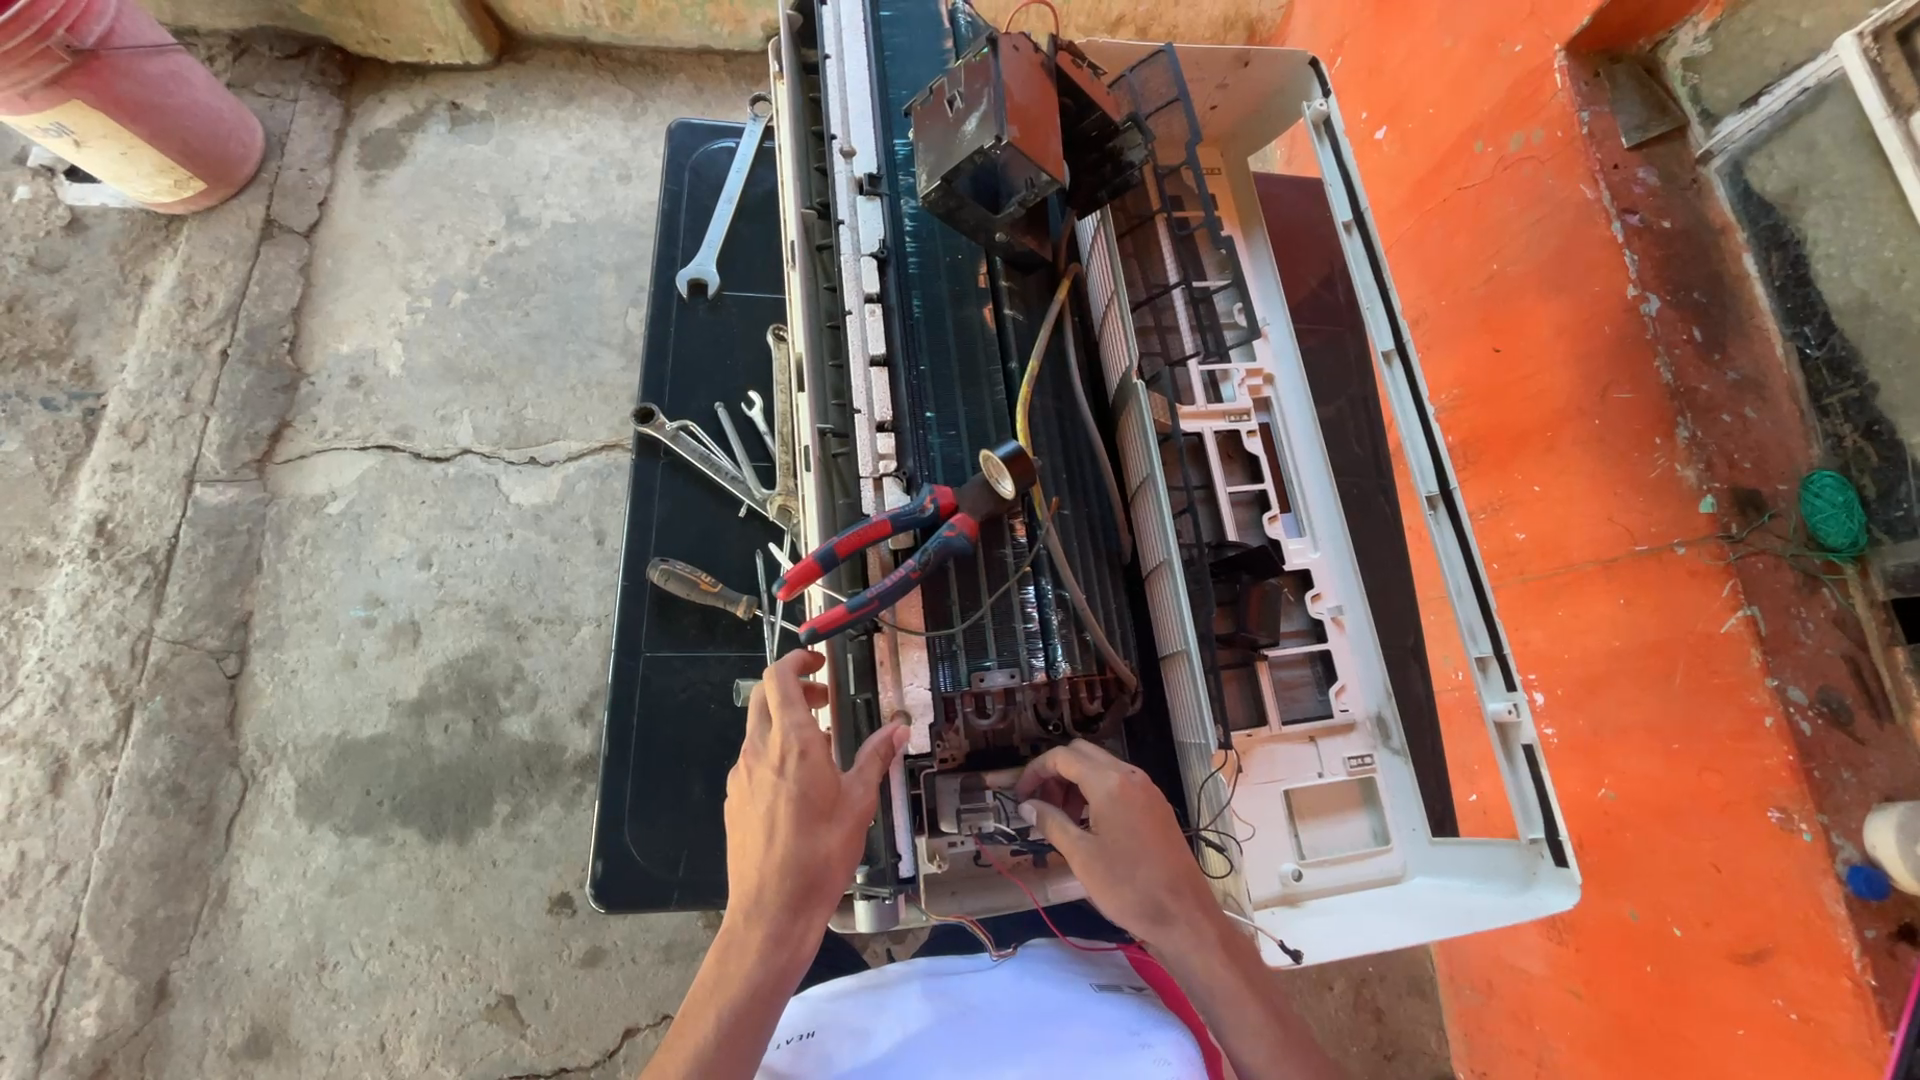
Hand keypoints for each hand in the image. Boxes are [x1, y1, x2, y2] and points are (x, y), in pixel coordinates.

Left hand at [724, 650, 909, 930]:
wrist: (772, 910)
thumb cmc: (821, 853)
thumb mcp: (859, 802)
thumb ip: (876, 757)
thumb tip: (899, 729)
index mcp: (792, 742)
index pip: (778, 677)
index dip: (796, 661)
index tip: (817, 663)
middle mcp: (759, 750)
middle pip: (764, 697)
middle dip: (793, 688)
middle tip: (824, 701)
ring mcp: (741, 775)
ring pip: (757, 728)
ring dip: (784, 721)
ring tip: (819, 745)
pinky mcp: (733, 799)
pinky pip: (752, 759)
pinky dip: (774, 751)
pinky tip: (797, 783)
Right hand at [1013, 739, 1222, 946]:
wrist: (1184, 915)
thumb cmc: (1128, 887)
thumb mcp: (1081, 856)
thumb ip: (1051, 822)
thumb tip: (1027, 806)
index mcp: (1109, 782)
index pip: (1062, 757)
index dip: (1035, 771)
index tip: (1021, 796)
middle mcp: (1130, 775)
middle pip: (1082, 754)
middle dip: (1056, 774)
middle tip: (1042, 806)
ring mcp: (1147, 789)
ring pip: (1102, 767)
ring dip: (1076, 783)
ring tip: (1063, 820)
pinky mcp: (1156, 805)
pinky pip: (1119, 783)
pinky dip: (1097, 793)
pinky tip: (1089, 825)